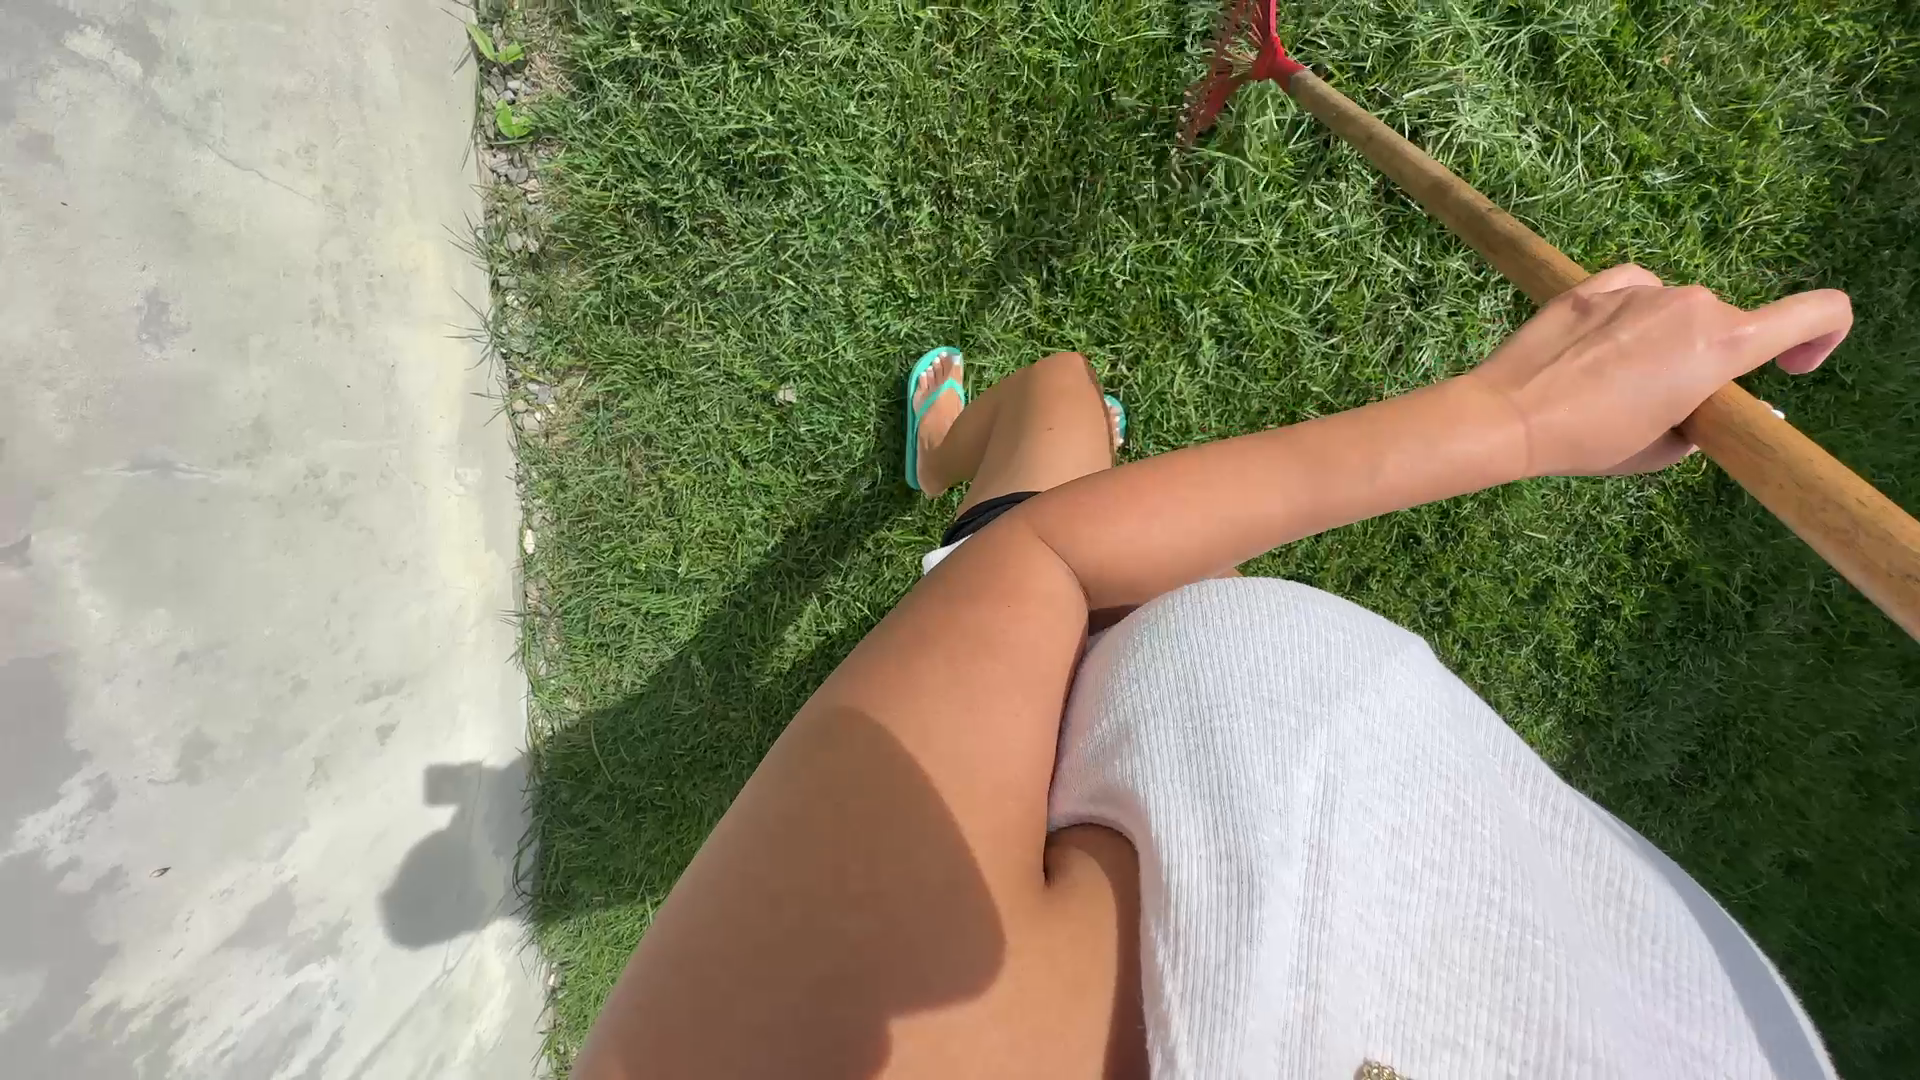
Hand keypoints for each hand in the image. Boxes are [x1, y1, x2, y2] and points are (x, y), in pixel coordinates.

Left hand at [1461, 263, 1852, 476]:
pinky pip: (1630, 286)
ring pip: (1672, 309)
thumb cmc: (1584, 442)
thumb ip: (1698, 422)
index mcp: (1724, 345)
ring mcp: (1636, 293)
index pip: (1820, 312)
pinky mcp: (1587, 290)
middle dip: (1704, 356)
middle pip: (1723, 324)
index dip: (1823, 336)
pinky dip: (1628, 306)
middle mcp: (1690, 306)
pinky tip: (1604, 334)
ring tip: (1608, 375)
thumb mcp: (1658, 450)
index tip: (1790, 367)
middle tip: (1655, 394)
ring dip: (1659, 335)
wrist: (1505, 419)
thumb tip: (1696, 410)